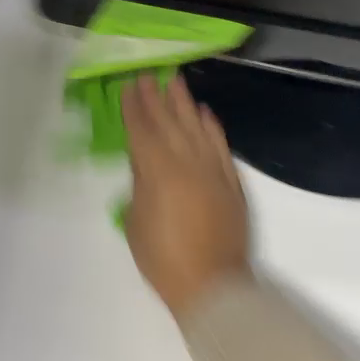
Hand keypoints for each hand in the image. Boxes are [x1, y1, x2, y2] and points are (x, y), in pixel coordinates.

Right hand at [122, 74, 250, 317]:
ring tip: (176, 82)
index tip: (128, 87)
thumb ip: (139, 187)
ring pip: (197, 129)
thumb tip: (143, 166)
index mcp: (158, 172)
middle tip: (149, 75)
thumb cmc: (162, 259)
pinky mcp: (231, 184)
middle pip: (170, 123)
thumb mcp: (136, 222)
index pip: (142, 131)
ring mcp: (213, 171)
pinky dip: (212, 128)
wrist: (211, 285)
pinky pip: (220, 147)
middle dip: (157, 98)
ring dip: (185, 104)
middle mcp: (187, 163)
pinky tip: (205, 114)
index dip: (134, 108)